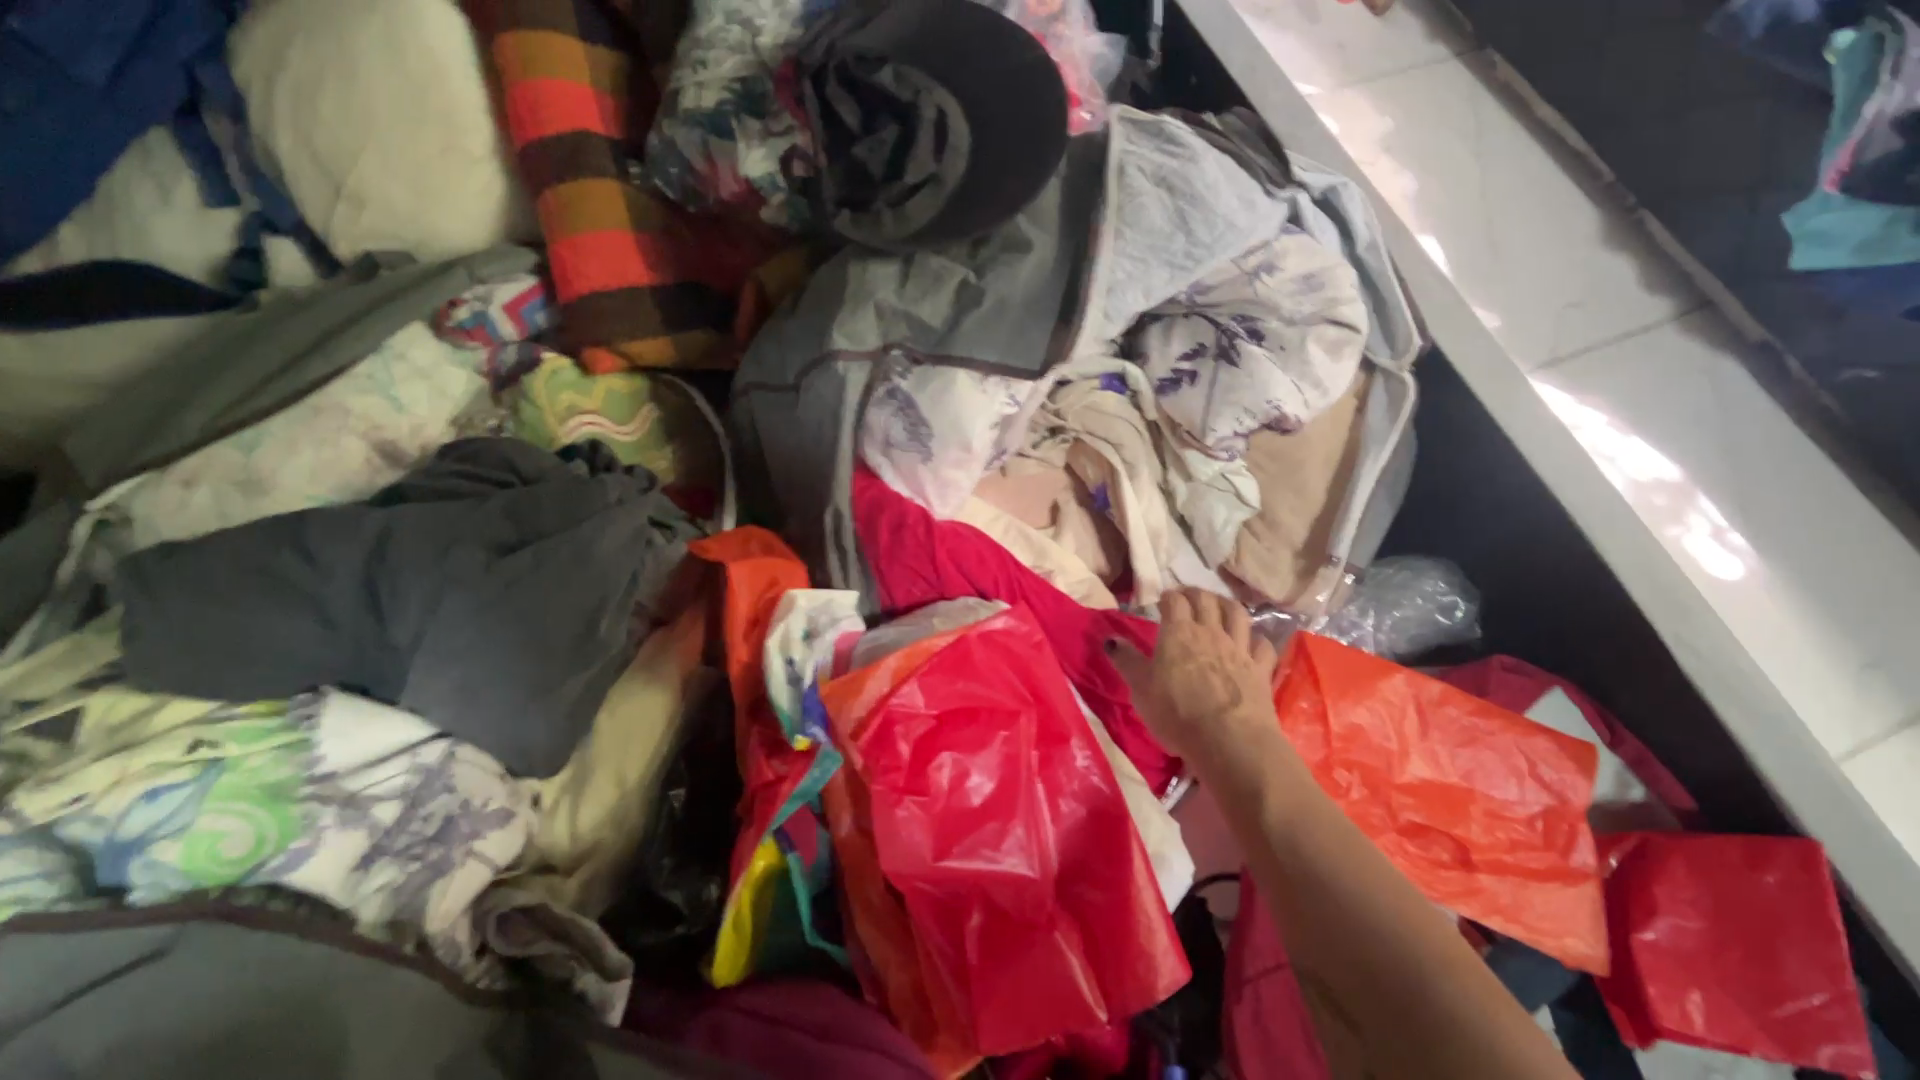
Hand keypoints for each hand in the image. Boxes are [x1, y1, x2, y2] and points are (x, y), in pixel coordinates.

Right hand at [1107, 587, 1281, 763]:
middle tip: (1187, 597)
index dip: (1168, 597)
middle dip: (1195, 593)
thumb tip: (1110, 638)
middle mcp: (1211, 633)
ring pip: (1237, 614)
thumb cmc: (1177, 713)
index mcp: (1178, 633)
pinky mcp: (1260, 670)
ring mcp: (1239, 649)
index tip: (1162, 602)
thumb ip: (1126, 660)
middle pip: (1206, 600)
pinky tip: (1251, 642)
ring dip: (1226, 605)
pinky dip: (1256, 639)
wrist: (1229, 740)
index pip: (1174, 601)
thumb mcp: (1140, 689)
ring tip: (1219, 607)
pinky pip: (1262, 645)